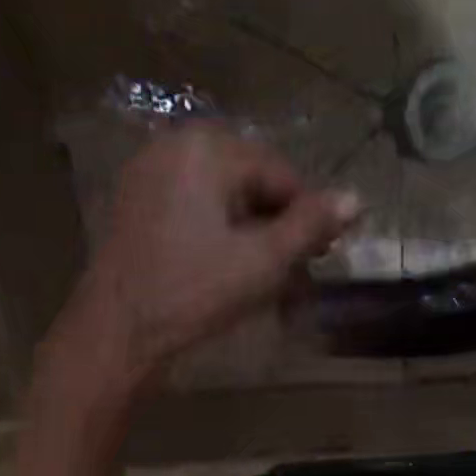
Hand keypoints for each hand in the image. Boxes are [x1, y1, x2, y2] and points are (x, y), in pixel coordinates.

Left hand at [61, 125, 359, 380]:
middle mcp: (175, 145)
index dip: (308, 217)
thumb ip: (310, 225)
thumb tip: (357, 198)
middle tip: (291, 273)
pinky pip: (193, 206)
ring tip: (261, 276)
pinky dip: (218, 232)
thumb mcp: (262, 261)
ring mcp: (149, 171)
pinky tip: (224, 268)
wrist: (117, 331)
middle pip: (251, 181)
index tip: (318, 259)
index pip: (282, 175)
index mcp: (207, 149)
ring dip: (250, 232)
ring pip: (223, 196)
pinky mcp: (136, 201)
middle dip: (277, 225)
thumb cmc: (193, 294)